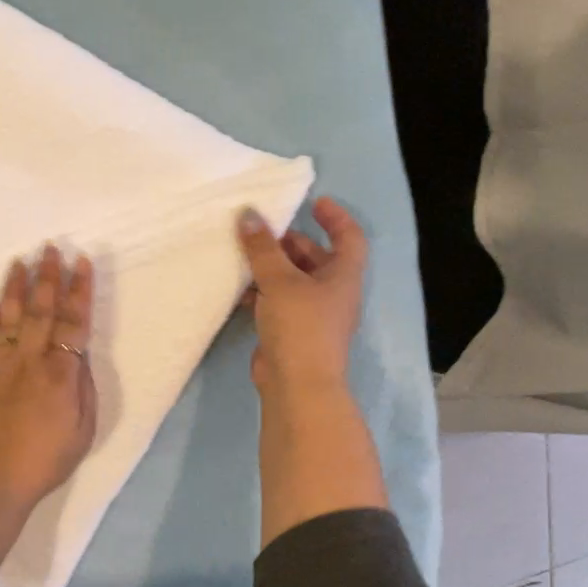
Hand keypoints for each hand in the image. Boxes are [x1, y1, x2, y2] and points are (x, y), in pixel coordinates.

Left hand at [0, 245, 98, 513]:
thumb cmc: (46, 460)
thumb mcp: (83, 429)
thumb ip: (82, 388)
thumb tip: (78, 357)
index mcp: (61, 374)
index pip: (74, 322)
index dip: (79, 291)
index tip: (81, 262)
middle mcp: (31, 362)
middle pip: (41, 311)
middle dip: (47, 277)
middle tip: (49, 248)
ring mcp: (3, 368)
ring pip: (11, 319)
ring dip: (16, 288)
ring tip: (19, 263)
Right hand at [235, 196, 367, 393]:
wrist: (297, 384)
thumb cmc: (300, 326)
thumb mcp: (280, 281)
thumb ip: (262, 248)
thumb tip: (247, 214)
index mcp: (343, 275)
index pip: (348, 236)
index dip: (334, 217)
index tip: (313, 202)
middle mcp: (332, 293)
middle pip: (316, 258)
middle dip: (291, 243)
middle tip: (263, 231)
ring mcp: (312, 315)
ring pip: (293, 282)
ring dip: (271, 269)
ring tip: (245, 257)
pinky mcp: (290, 333)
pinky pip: (277, 304)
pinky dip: (261, 294)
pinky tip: (239, 291)